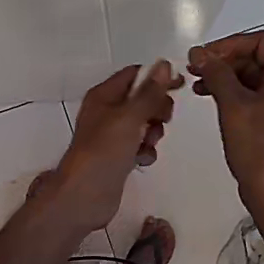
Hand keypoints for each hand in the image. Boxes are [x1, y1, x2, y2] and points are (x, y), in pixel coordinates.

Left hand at [41, 62, 180, 234]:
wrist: (84, 197)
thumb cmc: (102, 154)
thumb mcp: (129, 118)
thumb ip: (149, 93)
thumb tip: (164, 66)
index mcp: (105, 96)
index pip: (136, 75)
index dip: (157, 78)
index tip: (179, 86)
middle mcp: (107, 112)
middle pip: (143, 99)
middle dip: (157, 108)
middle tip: (161, 119)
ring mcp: (112, 136)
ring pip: (144, 124)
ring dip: (153, 131)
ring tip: (148, 143)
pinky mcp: (118, 156)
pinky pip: (141, 146)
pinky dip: (146, 151)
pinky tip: (141, 160)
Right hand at [187, 31, 263, 208]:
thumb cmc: (258, 151)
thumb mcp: (233, 105)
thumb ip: (217, 73)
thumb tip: (200, 54)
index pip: (262, 42)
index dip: (230, 44)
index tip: (204, 55)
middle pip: (258, 57)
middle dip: (225, 60)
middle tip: (196, 67)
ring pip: (254, 75)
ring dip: (225, 75)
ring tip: (198, 82)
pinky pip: (255, 92)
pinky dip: (233, 90)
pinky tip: (210, 94)